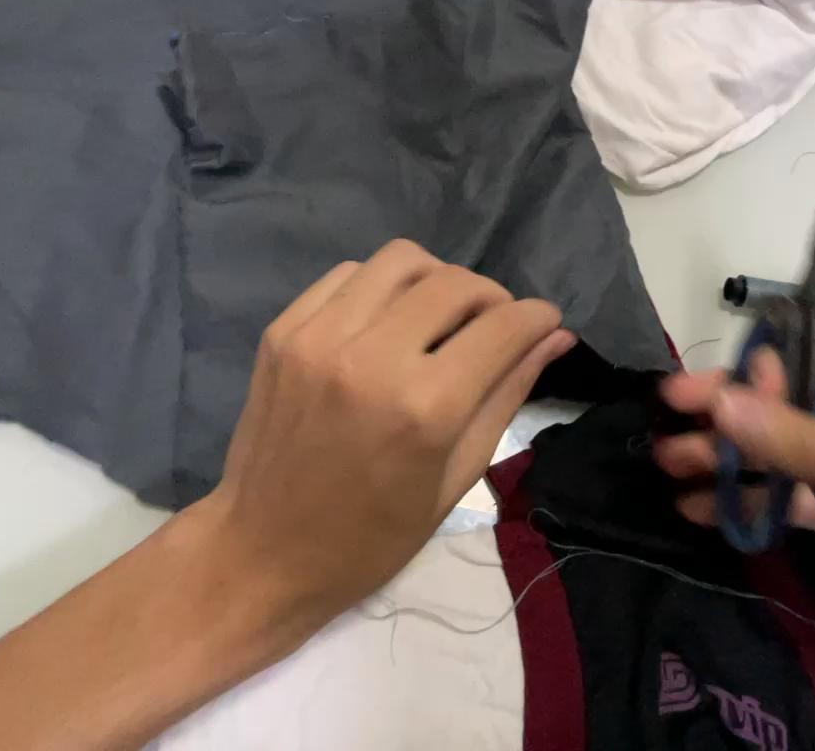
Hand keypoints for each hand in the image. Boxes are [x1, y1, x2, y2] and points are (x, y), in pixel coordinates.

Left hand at [190, 239, 575, 630]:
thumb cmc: (371, 539)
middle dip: (492, 296)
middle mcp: (371, 358)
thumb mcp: (455, 480)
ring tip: (440, 315)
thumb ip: (506, 396)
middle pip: (454, 283)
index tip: (546, 319)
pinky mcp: (283, 330)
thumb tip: (553, 336)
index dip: (536, 316)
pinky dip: (382, 286)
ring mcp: (319, 337)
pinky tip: (387, 320)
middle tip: (495, 323)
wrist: (260, 553)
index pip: (500, 329)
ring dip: (437, 280)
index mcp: (423, 410)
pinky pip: (348, 274)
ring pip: (401, 260)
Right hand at [652, 346, 814, 700]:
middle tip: (667, 421)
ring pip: (792, 454)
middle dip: (733, 416)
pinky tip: (709, 508)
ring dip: (737, 460)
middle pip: (796, 404)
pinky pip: (804, 500)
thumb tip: (723, 400)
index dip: (758, 372)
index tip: (702, 394)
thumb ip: (809, 445)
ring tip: (671, 465)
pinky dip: (761, 503)